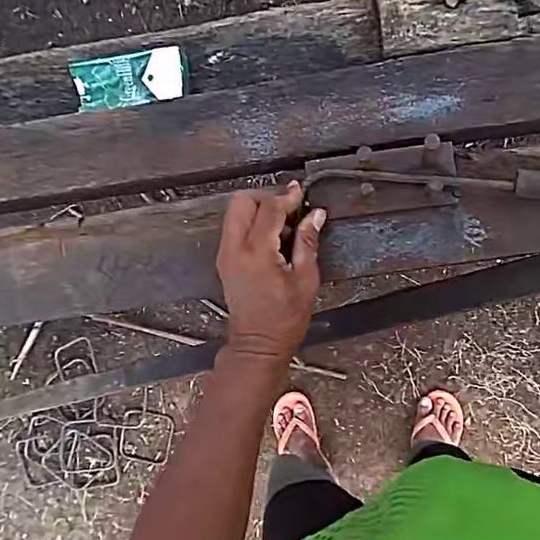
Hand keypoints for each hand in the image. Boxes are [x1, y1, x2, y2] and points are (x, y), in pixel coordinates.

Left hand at [216, 182, 324, 362]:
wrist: (258, 345)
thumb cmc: (284, 319)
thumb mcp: (306, 280)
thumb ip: (307, 242)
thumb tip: (314, 215)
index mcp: (257, 253)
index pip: (268, 208)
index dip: (287, 197)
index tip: (302, 195)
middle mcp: (235, 249)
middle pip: (241, 201)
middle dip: (266, 198)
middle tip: (289, 208)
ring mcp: (225, 255)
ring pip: (234, 212)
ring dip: (257, 210)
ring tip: (282, 223)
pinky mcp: (224, 261)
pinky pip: (234, 229)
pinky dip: (251, 224)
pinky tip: (272, 237)